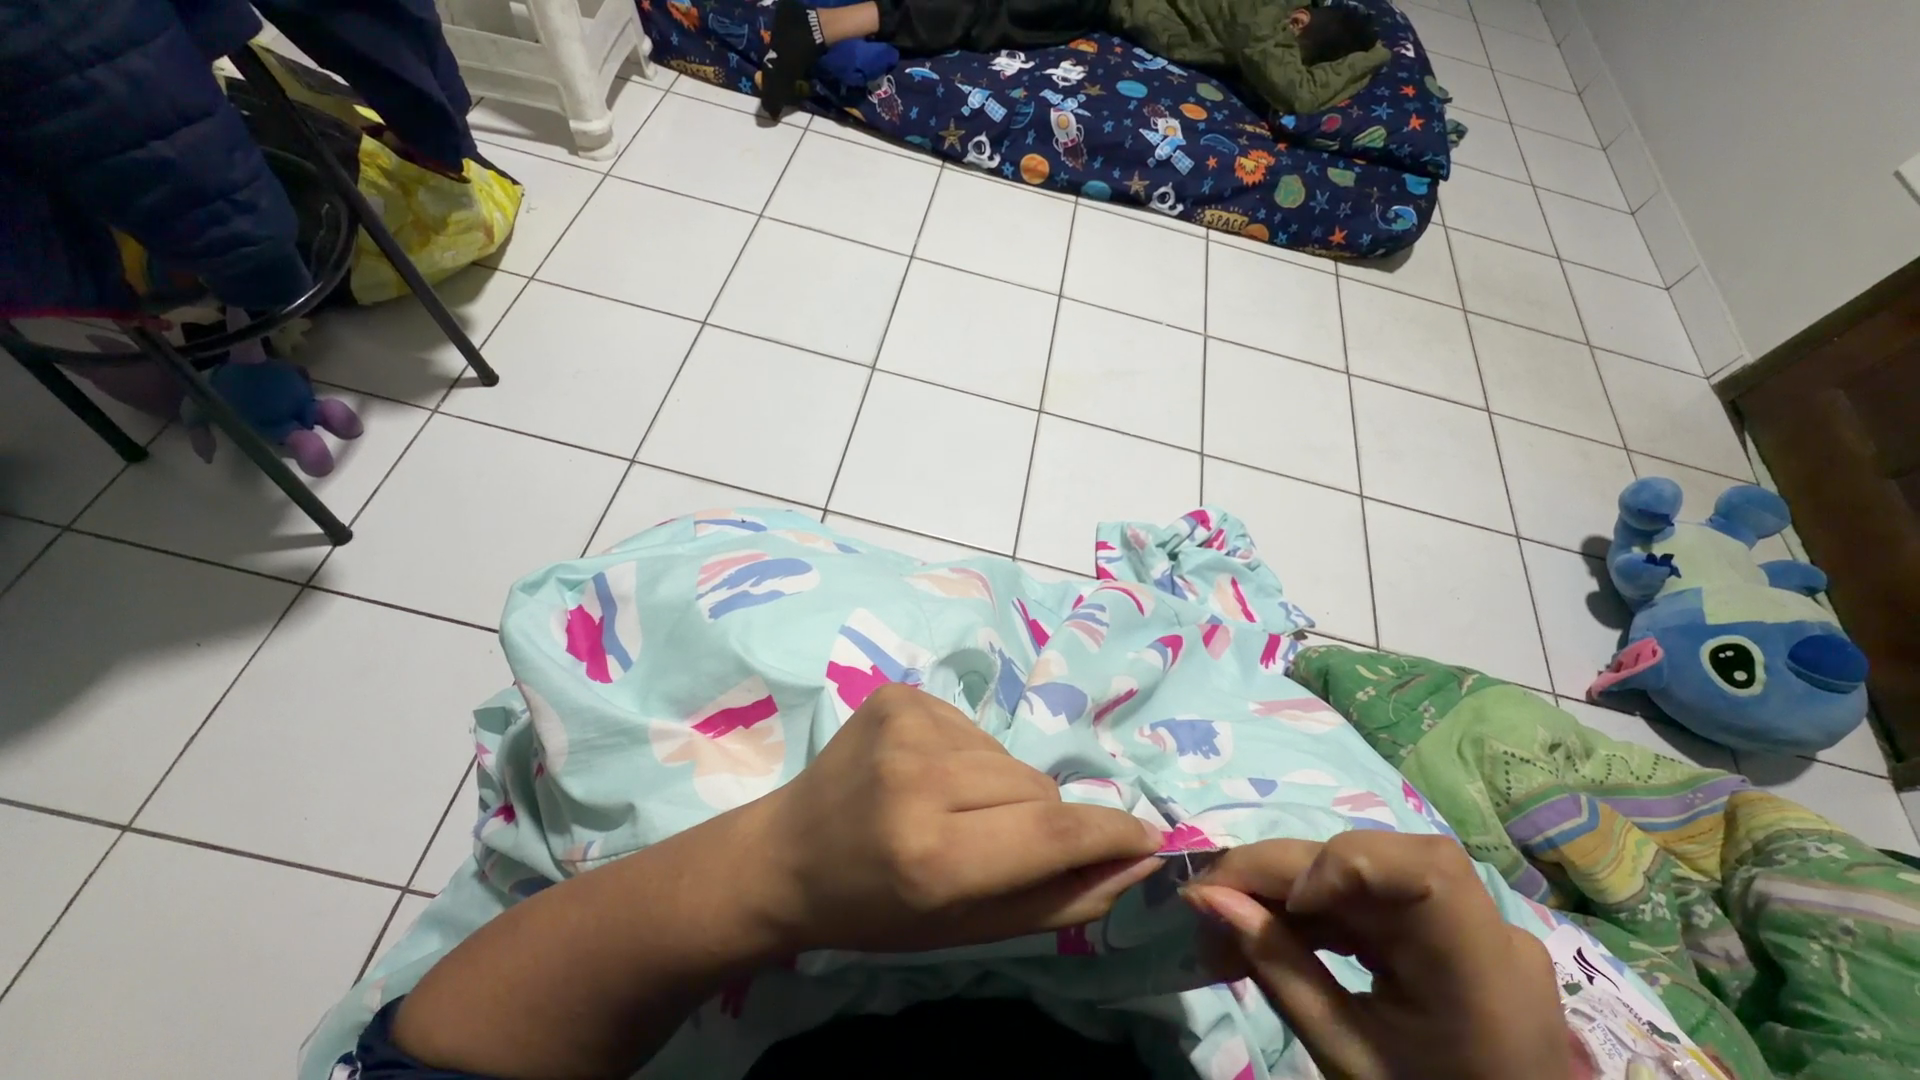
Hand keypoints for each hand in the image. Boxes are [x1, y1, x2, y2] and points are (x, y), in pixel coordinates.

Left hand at [744, 683, 1164, 952]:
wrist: (787, 855)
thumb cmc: (877, 909)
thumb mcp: (970, 928)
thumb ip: (1062, 899)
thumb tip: (1138, 859)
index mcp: (933, 854)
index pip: (1054, 829)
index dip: (1110, 833)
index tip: (1145, 838)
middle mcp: (920, 778)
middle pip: (1038, 787)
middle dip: (1040, 819)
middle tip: (993, 843)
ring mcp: (906, 725)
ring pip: (1010, 757)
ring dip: (1002, 788)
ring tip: (952, 810)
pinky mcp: (899, 695)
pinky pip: (976, 729)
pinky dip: (970, 758)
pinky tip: (927, 778)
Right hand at [1184, 832, 1573, 1079]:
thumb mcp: (1347, 1057)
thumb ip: (1279, 970)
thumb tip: (1207, 898)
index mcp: (1478, 968)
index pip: (1425, 867)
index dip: (1344, 862)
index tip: (1288, 905)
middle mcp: (1484, 928)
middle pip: (1374, 862)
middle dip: (1284, 874)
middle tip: (1208, 900)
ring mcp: (1467, 927)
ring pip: (1361, 874)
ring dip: (1288, 891)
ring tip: (1230, 924)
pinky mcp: (1445, 934)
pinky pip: (1372, 899)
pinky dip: (1318, 910)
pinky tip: (1275, 933)